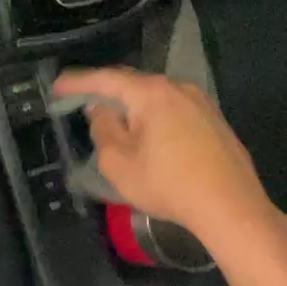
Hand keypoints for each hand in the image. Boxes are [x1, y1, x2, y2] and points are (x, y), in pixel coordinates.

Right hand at [52, 68, 278, 246]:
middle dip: (105, 91)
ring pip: (155, 97)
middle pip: (133, 83)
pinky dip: (152, 115)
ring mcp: (201, 103)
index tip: (57, 87)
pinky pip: (173, 109)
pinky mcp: (214, 121)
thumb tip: (101, 111)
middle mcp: (178, 89)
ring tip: (112, 118)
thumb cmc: (167, 184)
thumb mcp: (118, 163)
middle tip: (81, 100)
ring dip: (130, 105)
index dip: (78, 82)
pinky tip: (145, 133)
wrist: (229, 206)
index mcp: (151, 94)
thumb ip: (103, 130)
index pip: (106, 79)